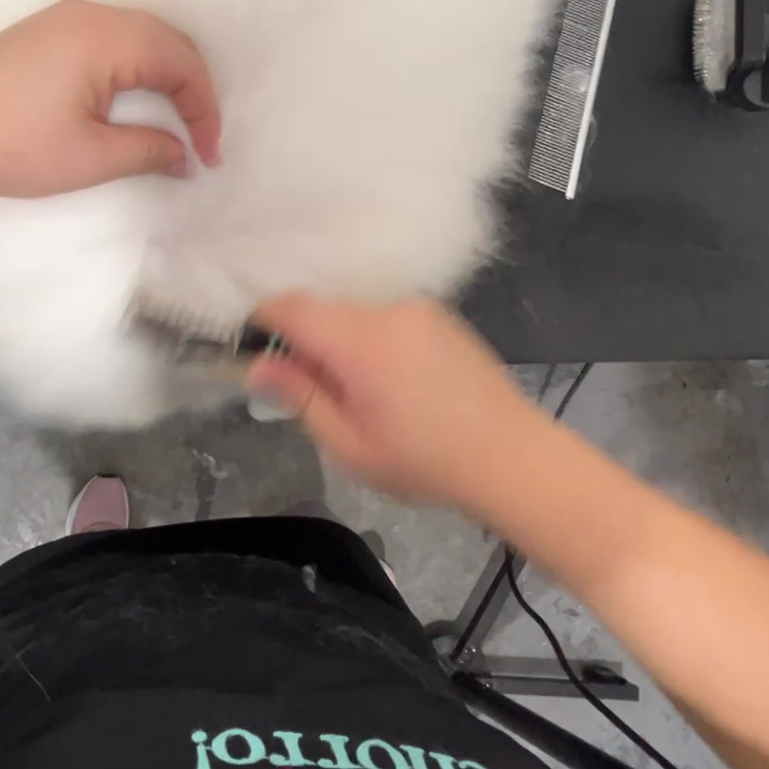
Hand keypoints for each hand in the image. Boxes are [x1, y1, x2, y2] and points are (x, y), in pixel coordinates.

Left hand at [0, 0, 221, 198]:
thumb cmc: (12, 145)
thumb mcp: (90, 158)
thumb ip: (149, 151)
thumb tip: (185, 157)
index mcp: (105, 37)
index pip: (181, 61)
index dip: (205, 108)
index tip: (209, 155)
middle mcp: (89, 15)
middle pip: (166, 41)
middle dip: (192, 90)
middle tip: (199, 140)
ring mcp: (65, 19)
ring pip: (140, 39)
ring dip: (166, 79)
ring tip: (175, 124)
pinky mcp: (48, 32)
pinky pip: (113, 40)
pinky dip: (138, 70)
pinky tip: (137, 103)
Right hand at [245, 295, 551, 505]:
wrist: (512, 457)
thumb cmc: (423, 461)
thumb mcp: (348, 444)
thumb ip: (300, 396)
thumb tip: (257, 366)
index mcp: (360, 343)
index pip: (292, 307)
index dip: (264, 319)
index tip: (255, 347)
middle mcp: (387, 311)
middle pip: (323, 309)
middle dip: (306, 340)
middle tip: (311, 390)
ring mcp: (418, 309)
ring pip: (354, 313)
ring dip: (340, 341)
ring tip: (360, 392)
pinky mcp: (440, 315)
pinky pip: (385, 316)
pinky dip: (371, 339)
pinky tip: (393, 381)